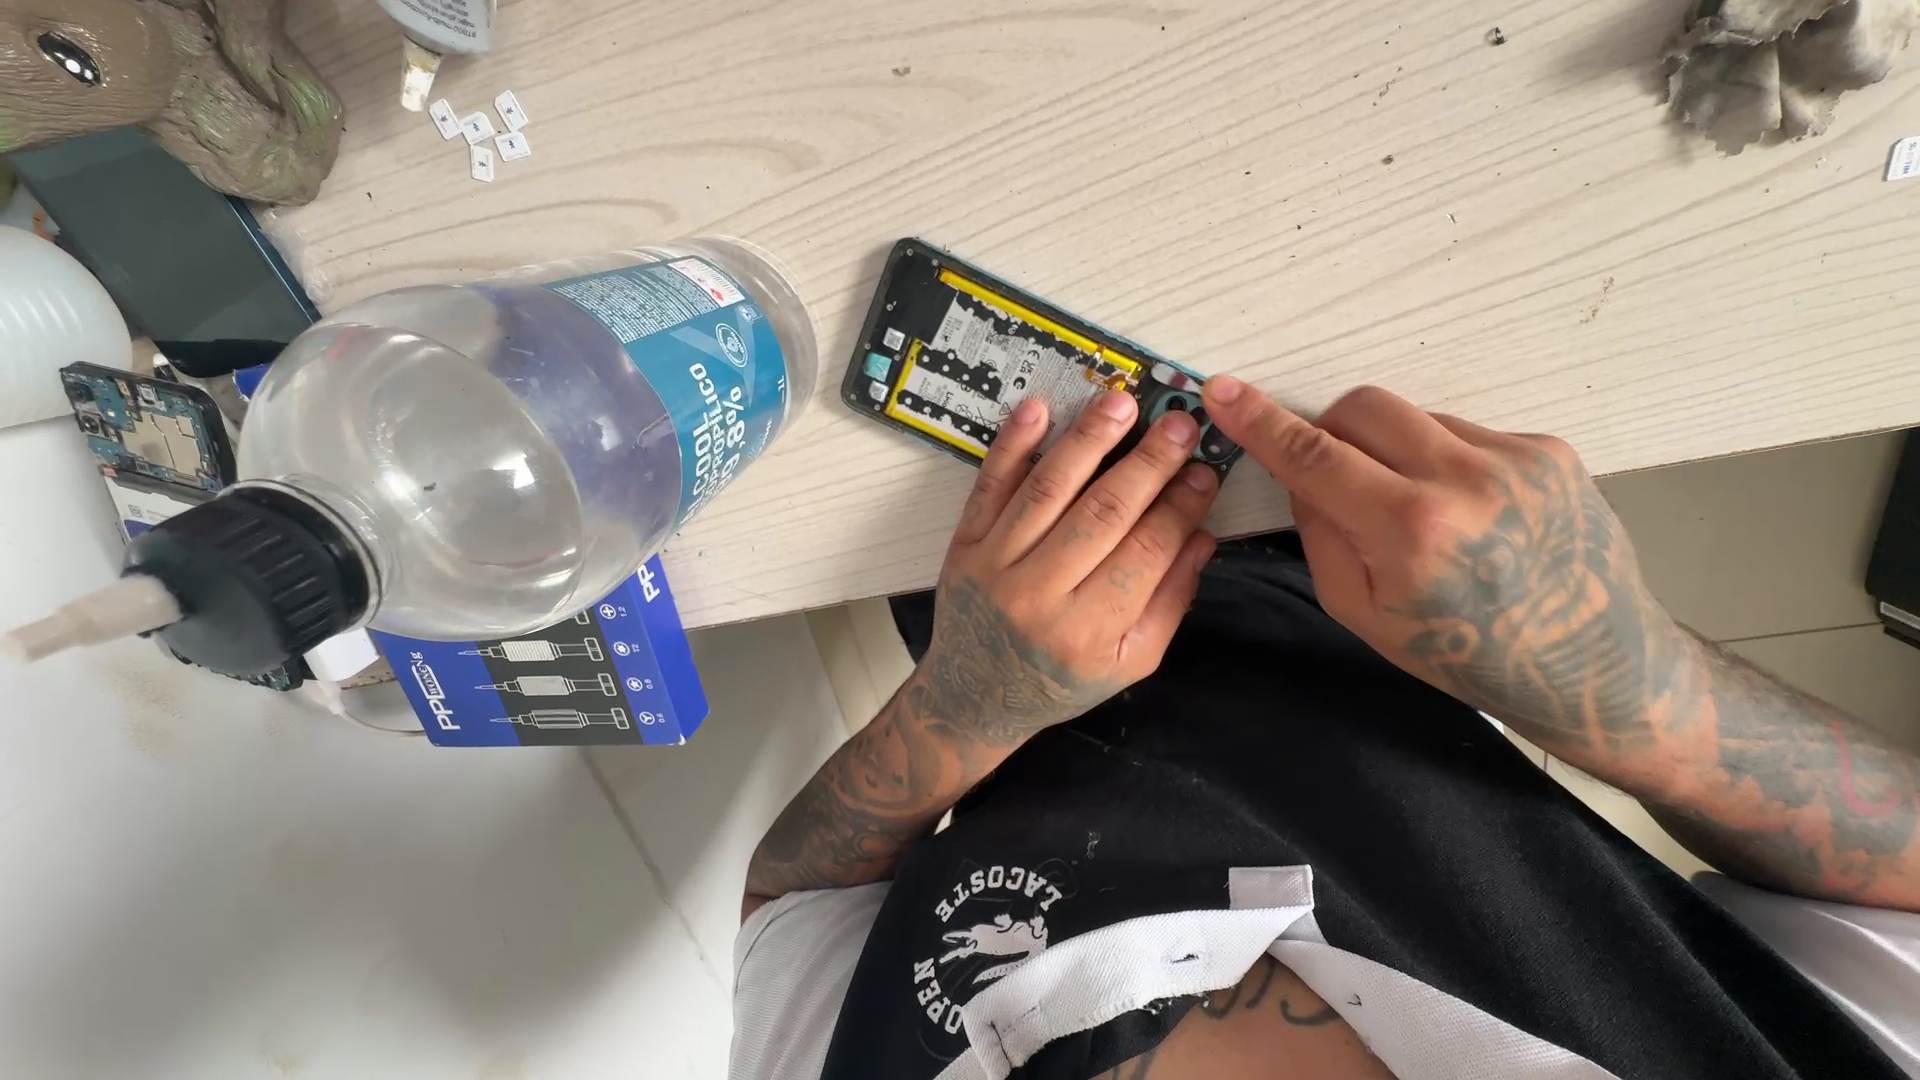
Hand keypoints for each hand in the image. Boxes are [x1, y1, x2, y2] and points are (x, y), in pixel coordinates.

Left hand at [918, 391, 1221, 745]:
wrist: (974, 696)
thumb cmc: (1059, 682)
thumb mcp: (1128, 663)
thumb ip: (1169, 603)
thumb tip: (1202, 535)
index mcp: (1089, 631)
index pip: (1146, 551)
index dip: (1181, 506)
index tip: (1206, 471)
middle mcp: (1039, 594)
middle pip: (1103, 512)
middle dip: (1148, 463)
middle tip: (1180, 424)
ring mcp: (995, 564)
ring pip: (1048, 489)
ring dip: (1087, 440)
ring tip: (1121, 403)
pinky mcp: (965, 544)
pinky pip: (989, 486)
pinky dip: (1011, 446)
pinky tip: (1037, 410)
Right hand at [1200, 377, 1683, 750]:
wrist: (1595, 668)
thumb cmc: (1458, 654)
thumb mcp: (1360, 611)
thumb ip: (1320, 533)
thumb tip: (1305, 474)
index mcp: (1410, 531)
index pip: (1313, 456)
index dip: (1260, 421)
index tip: (1221, 390)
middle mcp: (1467, 479)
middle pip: (1362, 407)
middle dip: (1330, 430)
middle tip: (1336, 477)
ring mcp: (1517, 458)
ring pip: (1413, 418)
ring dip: (1390, 451)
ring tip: (1420, 512)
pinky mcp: (1550, 450)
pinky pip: (1461, 432)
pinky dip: (1438, 461)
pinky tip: (1465, 512)